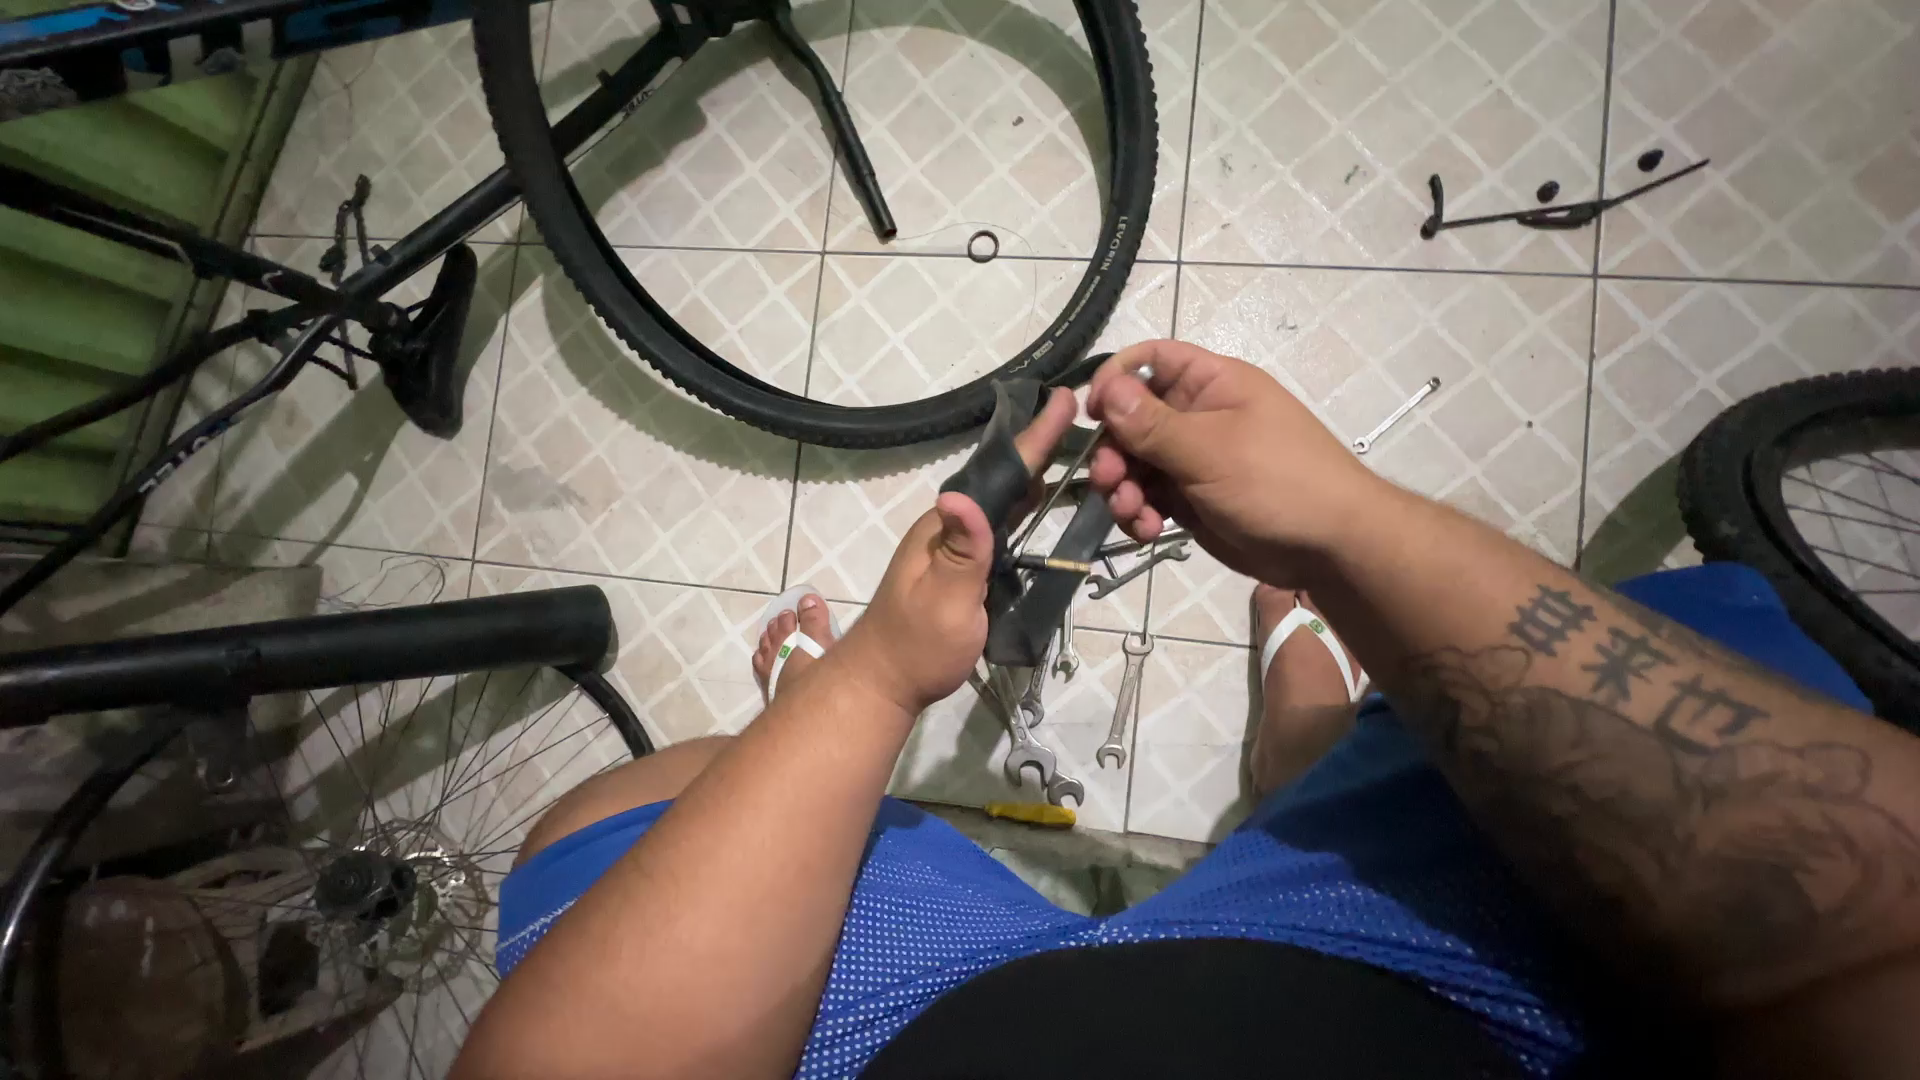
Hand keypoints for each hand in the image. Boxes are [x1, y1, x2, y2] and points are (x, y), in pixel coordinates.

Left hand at [837, 388, 1078, 712]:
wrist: (886, 681)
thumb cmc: (917, 646)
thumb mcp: (942, 600)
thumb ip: (959, 551)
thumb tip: (959, 494)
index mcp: (946, 527)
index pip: (997, 475)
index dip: (1033, 441)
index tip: (1063, 403)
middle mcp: (952, 528)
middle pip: (1003, 481)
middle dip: (1042, 450)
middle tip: (1083, 422)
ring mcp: (958, 549)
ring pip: (1004, 503)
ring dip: (1038, 477)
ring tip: (1077, 453)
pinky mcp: (967, 570)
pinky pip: (1004, 529)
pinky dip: (1029, 510)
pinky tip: (1049, 506)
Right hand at [1085, 340, 1393, 586]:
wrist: (1328, 548)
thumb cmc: (1278, 482)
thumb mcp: (1211, 449)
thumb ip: (1153, 423)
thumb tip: (1106, 390)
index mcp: (1211, 385)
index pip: (1151, 360)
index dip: (1116, 379)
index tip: (1094, 413)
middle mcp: (1197, 417)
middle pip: (1130, 420)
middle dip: (1113, 451)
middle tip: (1110, 480)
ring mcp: (1191, 460)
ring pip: (1134, 464)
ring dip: (1123, 489)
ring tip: (1132, 514)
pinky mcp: (1189, 499)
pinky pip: (1148, 498)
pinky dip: (1140, 514)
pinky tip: (1148, 531)